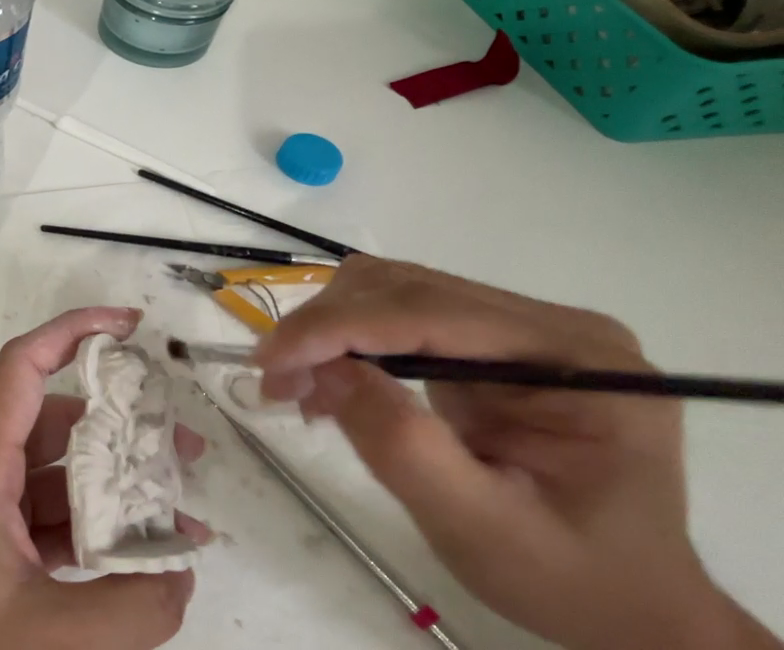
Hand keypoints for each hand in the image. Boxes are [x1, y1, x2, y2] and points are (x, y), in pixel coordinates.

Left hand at [0, 308, 207, 649]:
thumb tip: (181, 573)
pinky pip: (51, 520)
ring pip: (57, 474)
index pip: (23, 368)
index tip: (131, 324)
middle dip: (119, 425)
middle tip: (186, 446)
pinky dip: (96, 529)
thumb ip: (131, 607)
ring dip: (114, 484)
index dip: (72, 332)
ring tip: (183, 506)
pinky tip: (146, 557)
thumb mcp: (53, 636)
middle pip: (53, 422)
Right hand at [256, 254, 778, 649]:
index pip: (432, 314)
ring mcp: (521, 331)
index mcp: (578, 361)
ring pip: (389, 292)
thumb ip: (405, 446)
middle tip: (275, 383)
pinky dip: (345, 344)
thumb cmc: (569, 578)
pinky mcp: (488, 344)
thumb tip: (327, 370)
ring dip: (327, 331)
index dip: (339, 329)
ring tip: (294, 387)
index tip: (268, 361)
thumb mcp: (483, 528)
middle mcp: (552, 327)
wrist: (627, 606)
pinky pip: (394, 318)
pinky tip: (328, 387)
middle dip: (325, 328)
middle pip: (404, 289)